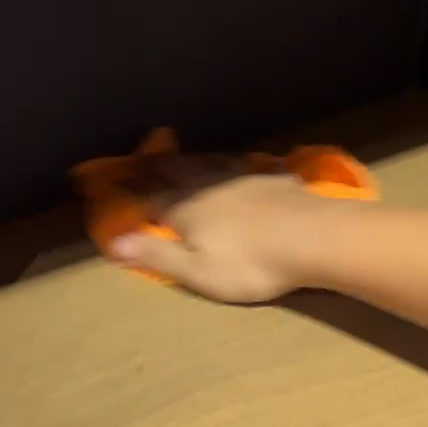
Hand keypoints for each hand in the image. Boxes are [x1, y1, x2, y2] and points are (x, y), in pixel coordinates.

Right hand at [107, 174, 347, 302]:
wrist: (314, 238)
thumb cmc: (250, 263)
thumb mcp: (197, 271)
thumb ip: (156, 255)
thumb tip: (114, 242)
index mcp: (187, 208)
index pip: (152, 198)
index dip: (134, 193)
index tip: (118, 183)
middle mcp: (210, 185)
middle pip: (179, 172)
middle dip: (159, 167)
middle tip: (144, 157)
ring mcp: (245, 178)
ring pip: (211, 164)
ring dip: (193, 160)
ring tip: (182, 155)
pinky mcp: (275, 179)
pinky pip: (248, 167)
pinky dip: (234, 165)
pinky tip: (240, 165)